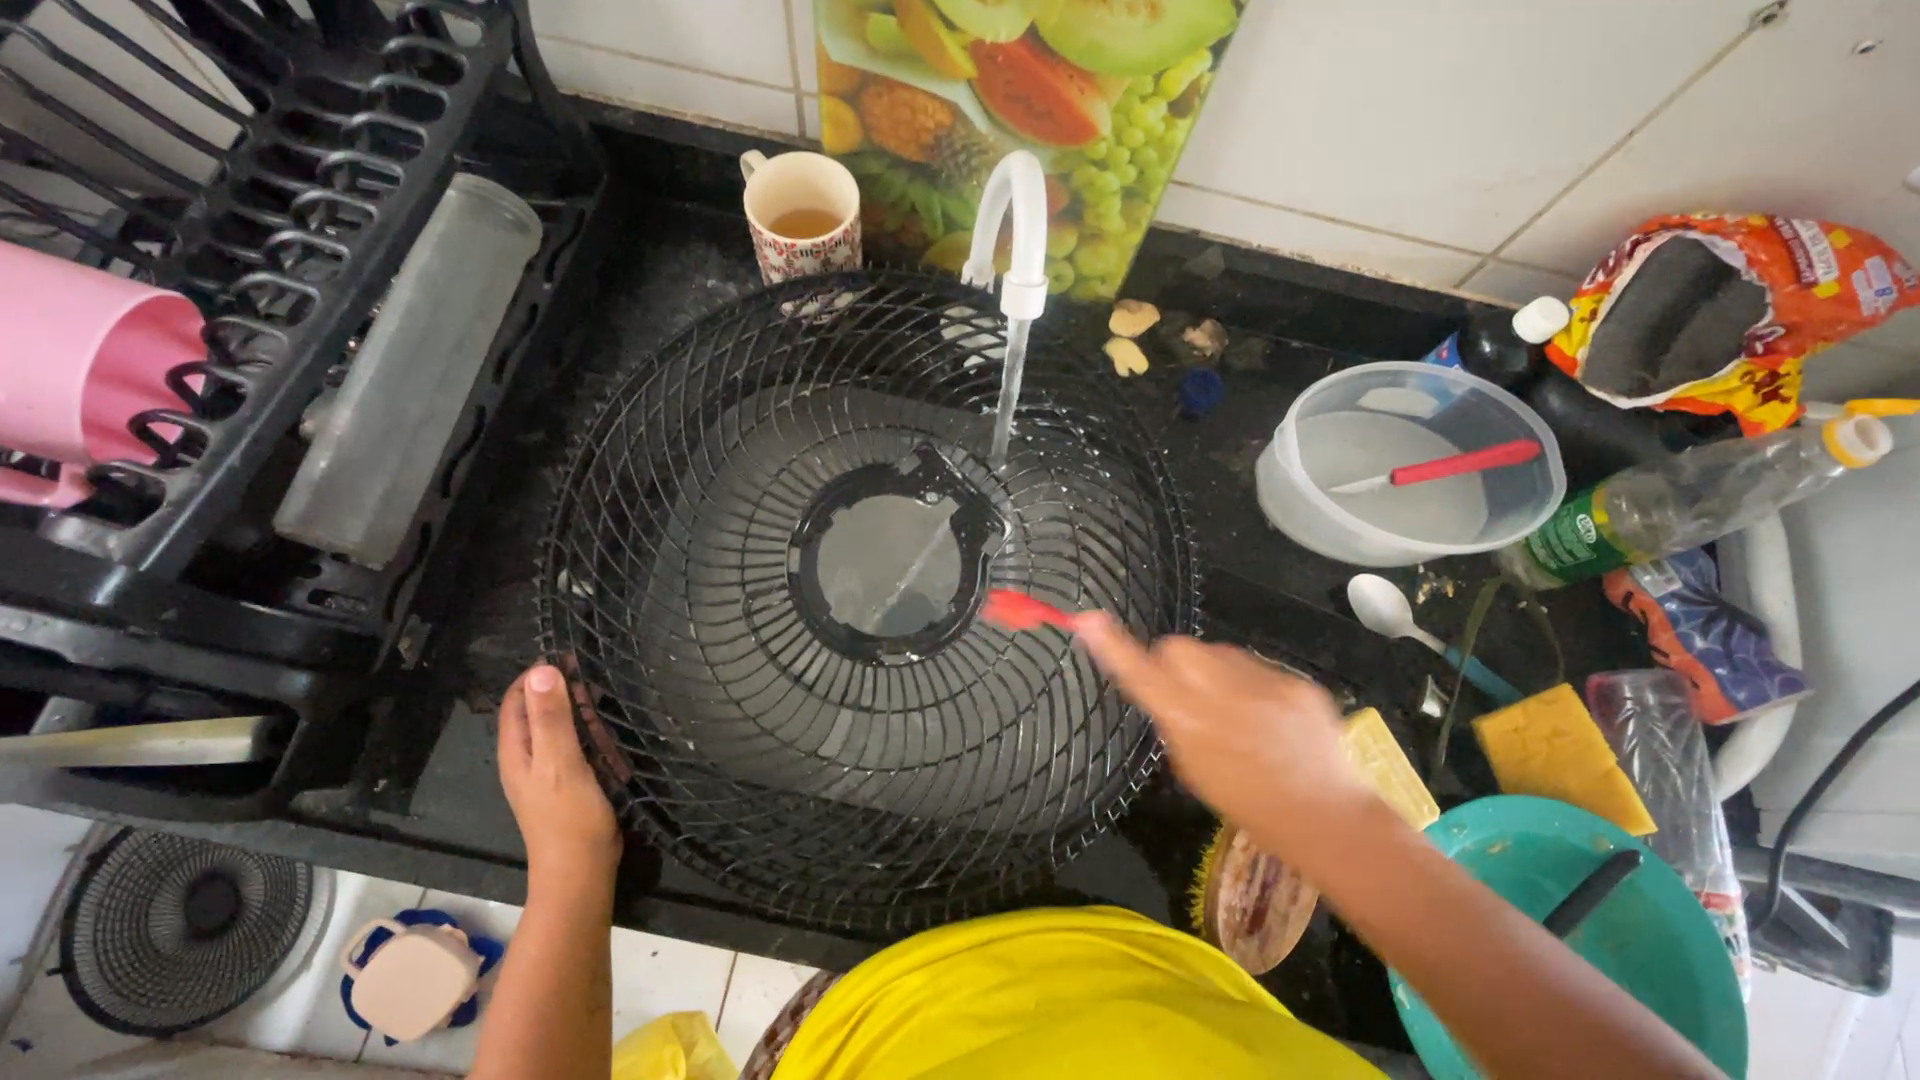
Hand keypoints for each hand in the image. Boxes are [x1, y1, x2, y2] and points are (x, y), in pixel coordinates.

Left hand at [498, 663, 620, 882]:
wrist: (582, 872)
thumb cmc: (568, 817)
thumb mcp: (560, 762)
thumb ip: (552, 718)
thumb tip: (542, 669)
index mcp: (516, 751)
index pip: (516, 699)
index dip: (537, 675)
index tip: (571, 657)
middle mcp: (527, 759)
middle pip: (538, 712)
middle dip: (563, 692)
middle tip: (596, 678)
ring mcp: (548, 774)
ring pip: (560, 730)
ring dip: (579, 714)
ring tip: (606, 700)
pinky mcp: (569, 785)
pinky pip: (576, 749)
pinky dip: (591, 736)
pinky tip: (611, 735)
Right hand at [1073, 611, 1374, 841]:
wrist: (1323, 815)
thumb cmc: (1247, 804)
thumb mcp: (1194, 770)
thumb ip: (1175, 722)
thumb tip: (1164, 690)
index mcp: (1190, 723)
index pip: (1142, 674)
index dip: (1114, 646)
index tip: (1089, 619)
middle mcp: (1223, 694)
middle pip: (1178, 647)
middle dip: (1173, 661)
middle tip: (1187, 693)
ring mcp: (1265, 684)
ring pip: (1220, 653)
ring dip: (1216, 672)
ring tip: (1237, 711)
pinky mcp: (1296, 682)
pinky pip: (1259, 667)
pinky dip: (1254, 685)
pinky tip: (1269, 717)